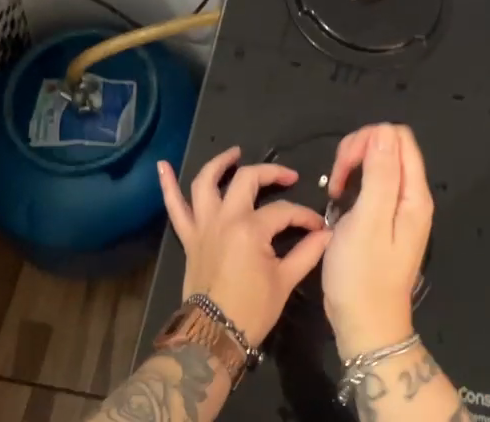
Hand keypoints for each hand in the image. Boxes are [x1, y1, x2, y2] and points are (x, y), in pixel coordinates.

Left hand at [157, 148, 330, 344]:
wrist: (213, 336)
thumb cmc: (252, 310)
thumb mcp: (285, 281)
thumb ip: (308, 252)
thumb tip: (328, 234)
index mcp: (251, 229)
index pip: (284, 211)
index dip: (304, 216)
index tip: (318, 227)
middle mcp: (225, 218)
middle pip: (247, 179)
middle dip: (271, 173)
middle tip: (287, 176)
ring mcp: (203, 225)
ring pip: (205, 182)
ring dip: (218, 164)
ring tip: (233, 154)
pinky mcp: (189, 236)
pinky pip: (174, 207)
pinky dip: (167, 186)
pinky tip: (162, 166)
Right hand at [320, 124, 432, 357]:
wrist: (365, 326)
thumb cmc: (363, 275)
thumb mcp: (369, 221)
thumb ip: (380, 174)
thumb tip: (382, 131)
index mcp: (414, 194)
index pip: (398, 137)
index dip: (367, 141)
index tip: (344, 168)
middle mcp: (412, 197)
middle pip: (388, 145)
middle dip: (358, 151)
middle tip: (337, 181)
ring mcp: (400, 209)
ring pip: (379, 162)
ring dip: (353, 168)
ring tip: (336, 193)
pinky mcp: (386, 220)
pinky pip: (373, 184)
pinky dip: (354, 184)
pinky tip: (341, 203)